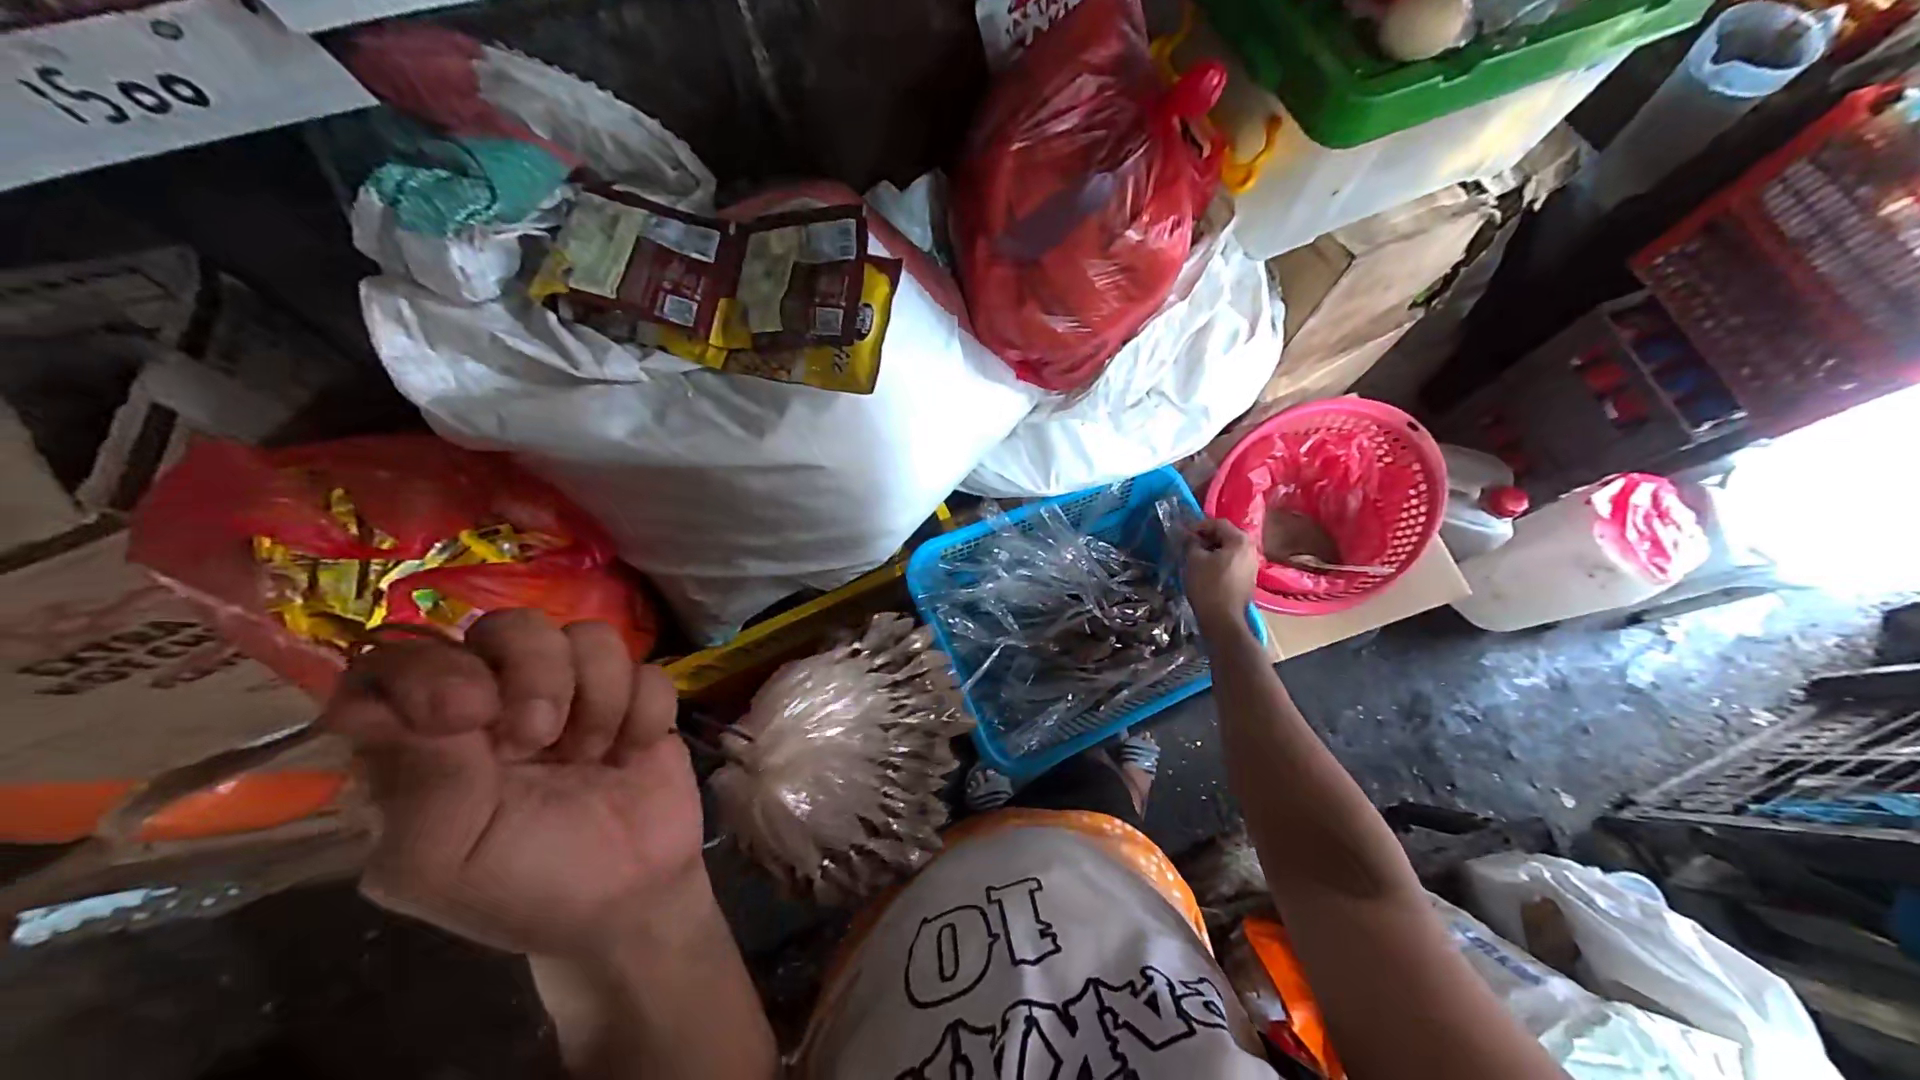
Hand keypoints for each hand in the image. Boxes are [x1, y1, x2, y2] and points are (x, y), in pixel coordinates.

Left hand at [320, 609, 702, 960]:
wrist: (631, 900)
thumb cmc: (523, 889)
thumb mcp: (443, 862)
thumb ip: (422, 781)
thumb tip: (426, 699)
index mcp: (429, 738)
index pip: (399, 661)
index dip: (431, 669)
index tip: (468, 713)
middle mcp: (500, 701)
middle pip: (508, 626)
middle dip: (535, 674)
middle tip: (542, 737)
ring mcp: (575, 695)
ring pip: (587, 635)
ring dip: (599, 698)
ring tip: (594, 754)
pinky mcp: (636, 700)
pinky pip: (647, 669)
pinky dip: (646, 711)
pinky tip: (634, 752)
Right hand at [1184, 518, 1259, 638]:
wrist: (1222, 619)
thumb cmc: (1207, 585)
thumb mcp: (1194, 560)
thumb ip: (1191, 542)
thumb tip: (1189, 536)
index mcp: (1240, 541)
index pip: (1218, 523)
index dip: (1199, 525)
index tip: (1184, 533)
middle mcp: (1251, 550)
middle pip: (1226, 536)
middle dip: (1206, 538)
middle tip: (1189, 544)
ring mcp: (1252, 565)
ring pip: (1229, 550)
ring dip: (1212, 550)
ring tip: (1195, 557)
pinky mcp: (1249, 579)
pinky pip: (1233, 563)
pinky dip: (1219, 562)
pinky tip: (1207, 570)